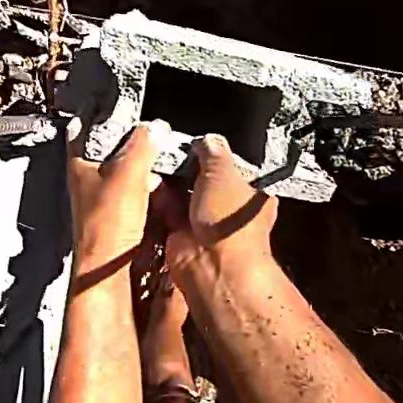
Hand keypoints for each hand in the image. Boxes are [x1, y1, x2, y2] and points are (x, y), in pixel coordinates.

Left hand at [67, 118, 165, 287]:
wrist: (109, 269)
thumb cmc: (104, 228)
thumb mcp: (128, 174)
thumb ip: (142, 145)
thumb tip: (154, 127)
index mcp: (80, 164)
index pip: (83, 126)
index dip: (96, 111)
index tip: (112, 99)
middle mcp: (89, 181)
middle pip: (111, 150)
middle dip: (133, 142)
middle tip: (153, 134)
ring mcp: (104, 200)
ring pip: (127, 173)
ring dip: (145, 168)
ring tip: (164, 160)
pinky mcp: (120, 219)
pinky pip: (139, 196)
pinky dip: (152, 191)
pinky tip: (164, 191)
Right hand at [156, 133, 277, 296]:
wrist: (211, 263)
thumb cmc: (230, 220)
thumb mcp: (224, 171)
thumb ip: (214, 151)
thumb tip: (207, 139)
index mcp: (251, 196)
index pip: (233, 170)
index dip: (215, 156)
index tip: (197, 144)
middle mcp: (229, 212)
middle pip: (204, 183)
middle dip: (188, 170)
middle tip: (173, 152)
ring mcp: (204, 226)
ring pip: (183, 197)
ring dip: (171, 184)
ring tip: (159, 163)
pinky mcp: (181, 237)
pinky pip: (167, 213)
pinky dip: (159, 200)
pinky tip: (150, 183)